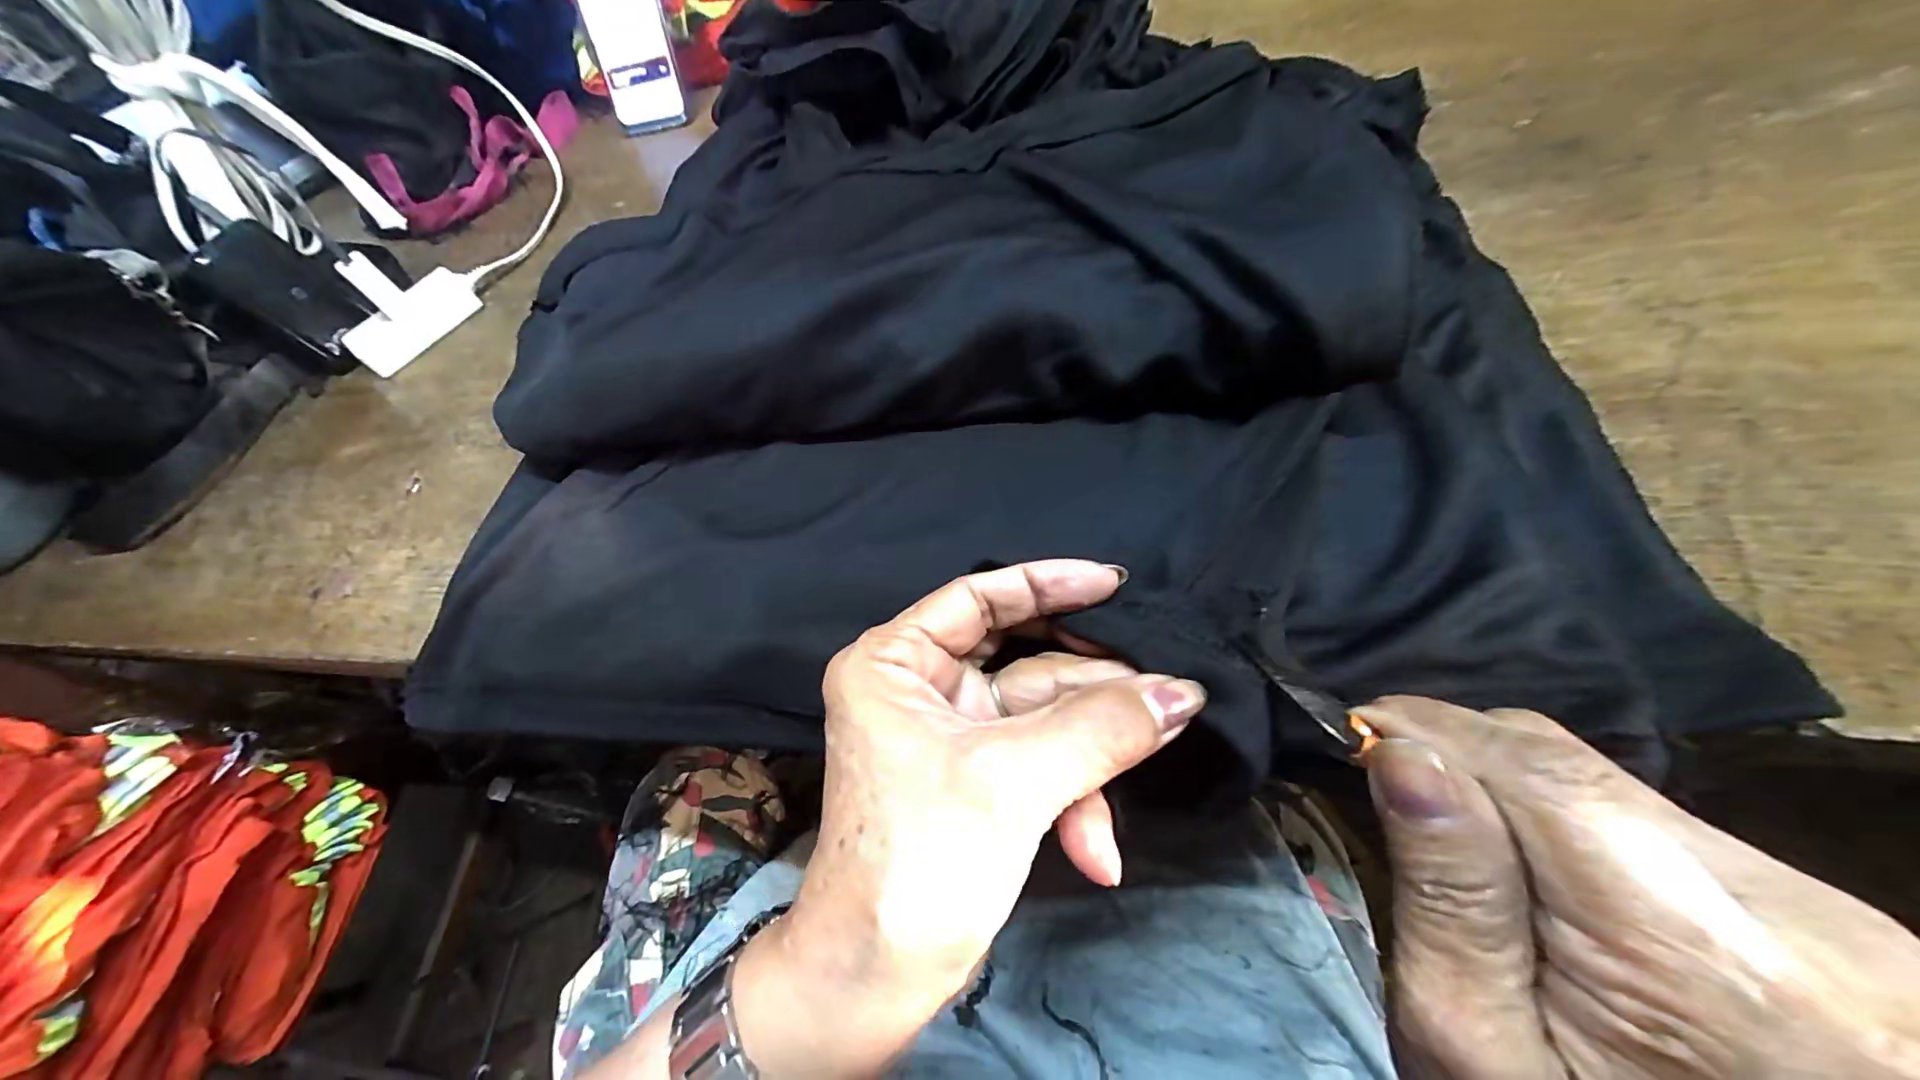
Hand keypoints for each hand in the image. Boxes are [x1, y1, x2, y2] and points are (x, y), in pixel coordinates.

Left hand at [733, 560, 1204, 1076]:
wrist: (876, 980)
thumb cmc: (922, 860)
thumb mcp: (1014, 782)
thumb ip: (1101, 728)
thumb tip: (1181, 691)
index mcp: (895, 662)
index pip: (977, 597)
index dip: (1046, 582)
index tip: (1114, 583)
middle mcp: (921, 687)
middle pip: (1023, 655)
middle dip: (1091, 680)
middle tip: (1158, 680)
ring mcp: (952, 733)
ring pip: (1042, 714)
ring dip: (1096, 744)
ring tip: (1157, 744)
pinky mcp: (978, 776)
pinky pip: (1038, 761)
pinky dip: (1073, 796)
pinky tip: (1099, 852)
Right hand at [1357, 696, 1919, 1079]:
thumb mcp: (1472, 1038)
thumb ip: (1446, 897)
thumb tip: (1401, 757)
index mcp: (1703, 960)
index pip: (1541, 772)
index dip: (1433, 727)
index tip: (1354, 726)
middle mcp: (1797, 916)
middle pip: (1579, 766)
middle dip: (1464, 752)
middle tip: (1387, 775)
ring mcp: (1827, 912)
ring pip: (1612, 782)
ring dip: (1511, 782)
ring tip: (1453, 823)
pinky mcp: (1822, 914)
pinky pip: (1653, 817)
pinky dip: (1566, 815)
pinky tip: (1533, 862)